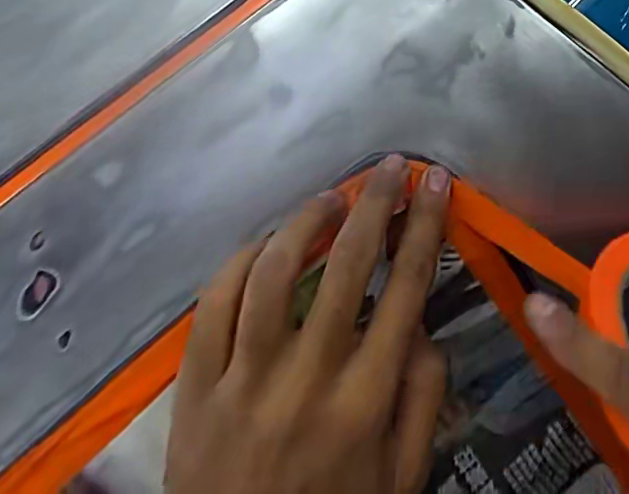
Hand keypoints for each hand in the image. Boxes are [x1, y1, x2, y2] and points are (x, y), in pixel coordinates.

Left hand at [167, 155, 451, 493]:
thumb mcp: (398, 480)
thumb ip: (422, 402)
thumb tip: (424, 325)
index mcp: (364, 402)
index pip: (405, 291)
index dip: (423, 227)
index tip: (432, 182)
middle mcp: (308, 379)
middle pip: (345, 267)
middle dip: (373, 204)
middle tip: (389, 167)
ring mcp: (245, 379)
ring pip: (273, 273)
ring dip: (304, 222)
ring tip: (328, 201)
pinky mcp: (196, 384)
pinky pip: (214, 302)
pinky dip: (240, 260)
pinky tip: (264, 244)